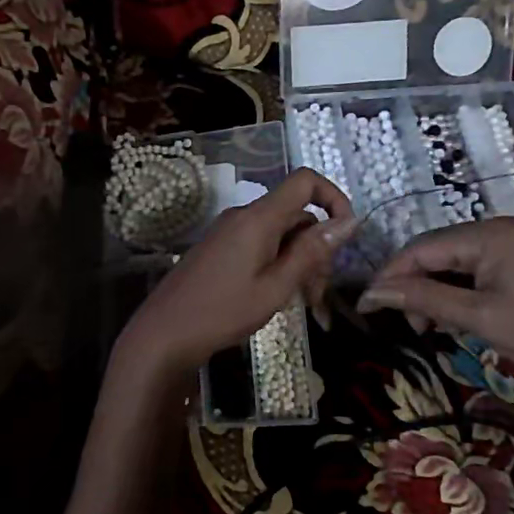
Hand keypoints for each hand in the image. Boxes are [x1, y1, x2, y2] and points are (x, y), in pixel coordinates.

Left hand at [118, 168, 355, 372]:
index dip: (334, 198)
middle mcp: (242, 217)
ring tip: (302, 304)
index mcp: (258, 218)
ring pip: (278, 234)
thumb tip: (349, 220)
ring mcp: (227, 232)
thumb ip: (312, 252)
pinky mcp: (218, 249)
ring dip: (298, 262)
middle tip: (318, 295)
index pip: (304, 181)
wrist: (164, 333)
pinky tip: (275, 297)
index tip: (346, 235)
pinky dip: (276, 265)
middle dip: (317, 249)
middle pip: (295, 215)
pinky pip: (258, 245)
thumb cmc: (222, 312)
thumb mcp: (276, 287)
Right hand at [358, 218, 513, 401]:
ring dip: (435, 291)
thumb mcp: (479, 319)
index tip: (365, 305)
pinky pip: (479, 269)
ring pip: (456, 262)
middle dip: (413, 285)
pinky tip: (456, 317)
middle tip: (404, 323)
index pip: (422, 248)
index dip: (389, 275)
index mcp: (492, 234)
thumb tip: (371, 293)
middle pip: (438, 252)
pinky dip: (460, 291)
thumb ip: (422, 300)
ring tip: (429, 327)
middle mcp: (504, 228)